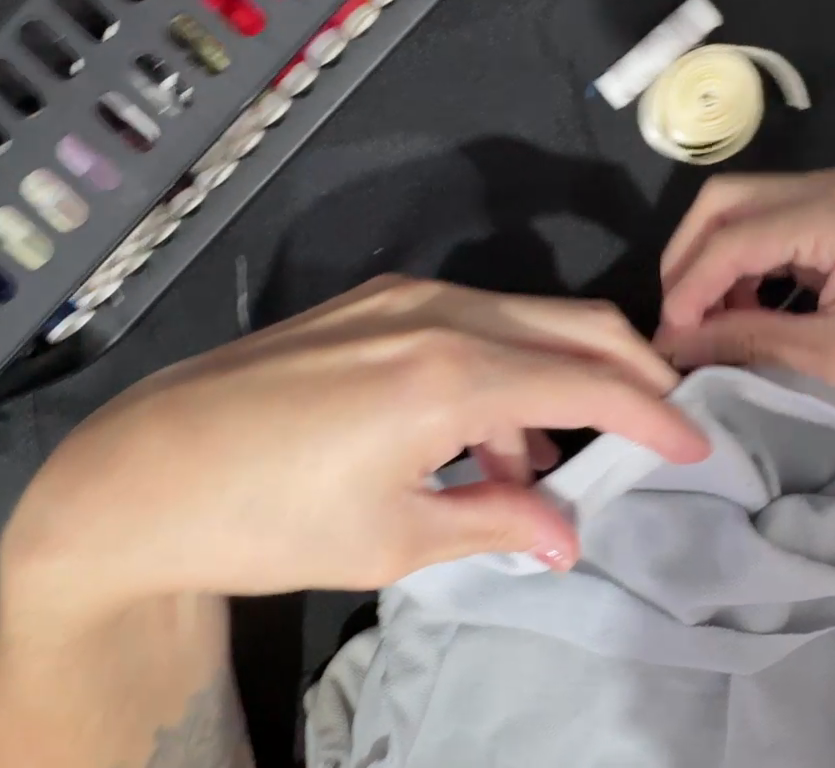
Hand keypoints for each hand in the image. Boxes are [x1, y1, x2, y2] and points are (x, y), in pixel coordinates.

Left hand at [0, 276, 709, 623]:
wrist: (139, 472)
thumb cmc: (269, 520)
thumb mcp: (393, 538)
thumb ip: (498, 522)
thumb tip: (568, 536)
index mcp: (455, 375)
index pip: (590, 382)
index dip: (654, 414)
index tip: (695, 444)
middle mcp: (444, 312)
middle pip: (578, 322)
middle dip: (634, 368)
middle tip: (661, 420)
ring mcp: (408, 296)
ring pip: (531, 315)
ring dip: (563, 373)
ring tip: (549, 455)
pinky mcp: (379, 299)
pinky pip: (479, 319)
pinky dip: (510, 363)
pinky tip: (484, 428)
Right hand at [654, 168, 834, 409]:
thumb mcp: (831, 354)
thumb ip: (745, 339)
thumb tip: (675, 346)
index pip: (732, 238)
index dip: (688, 288)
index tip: (669, 339)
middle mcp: (833, 183)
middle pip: (726, 199)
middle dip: (689, 257)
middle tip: (679, 317)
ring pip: (745, 204)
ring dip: (716, 256)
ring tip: (711, 317)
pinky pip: (774, 218)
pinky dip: (748, 255)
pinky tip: (749, 300)